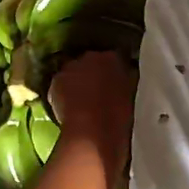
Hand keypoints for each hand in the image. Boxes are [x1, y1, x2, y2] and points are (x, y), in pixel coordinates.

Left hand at [49, 52, 134, 171]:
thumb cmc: (119, 114)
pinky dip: (65, 93)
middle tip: (101, 90)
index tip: (119, 80)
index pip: (116, 57)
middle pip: (92, 61)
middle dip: (95, 72)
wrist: (93, 132)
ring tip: (85, 101)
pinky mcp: (55, 83)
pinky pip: (62, 85)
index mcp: (113, 57)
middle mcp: (90, 56)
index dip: (116, 69)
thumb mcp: (134, 93)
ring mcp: (70, 68)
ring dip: (79, 81)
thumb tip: (126, 75)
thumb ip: (129, 78)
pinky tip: (72, 107)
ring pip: (75, 72)